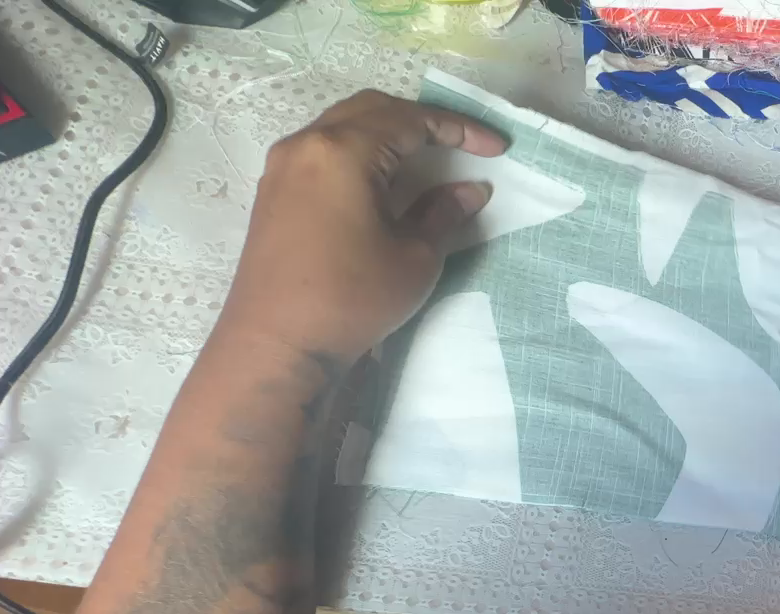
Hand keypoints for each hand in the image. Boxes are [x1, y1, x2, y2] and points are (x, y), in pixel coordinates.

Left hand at [216, 90, 506, 364]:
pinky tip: (395, 180)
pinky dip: (371, 153)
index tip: (498, 147)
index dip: (458, 128)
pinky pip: (331, 150)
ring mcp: (288, 166)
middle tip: (469, 145)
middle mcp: (307, 145)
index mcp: (342, 153)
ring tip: (437, 159)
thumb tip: (471, 188)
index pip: (408, 121)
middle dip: (425, 121)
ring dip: (395, 135)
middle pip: (372, 111)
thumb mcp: (416, 256)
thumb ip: (443, 213)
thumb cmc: (357, 295)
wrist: (284, 337)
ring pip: (348, 127)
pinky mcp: (282, 190)